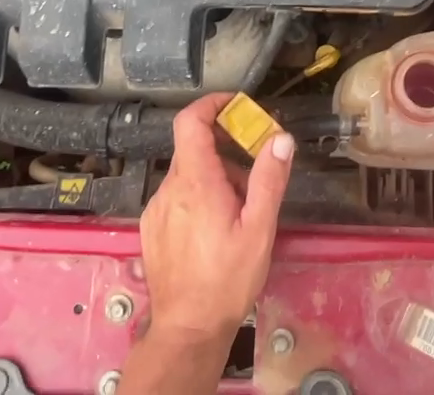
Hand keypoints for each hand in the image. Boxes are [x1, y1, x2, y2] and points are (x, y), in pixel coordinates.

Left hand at [139, 92, 293, 342]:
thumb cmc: (227, 278)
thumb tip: (281, 138)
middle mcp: (169, 188)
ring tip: (241, 209)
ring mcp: (157, 209)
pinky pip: (178, 195)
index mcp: (195, 181)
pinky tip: (217, 226)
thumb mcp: (259, 229)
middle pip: (194, 147)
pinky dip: (199, 195)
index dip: (212, 104)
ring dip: (216, 176)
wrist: (187, 330)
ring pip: (188, 173)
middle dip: (226, 148)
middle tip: (255, 169)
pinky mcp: (153, 228)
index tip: (237, 106)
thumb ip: (269, 179)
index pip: (190, 121)